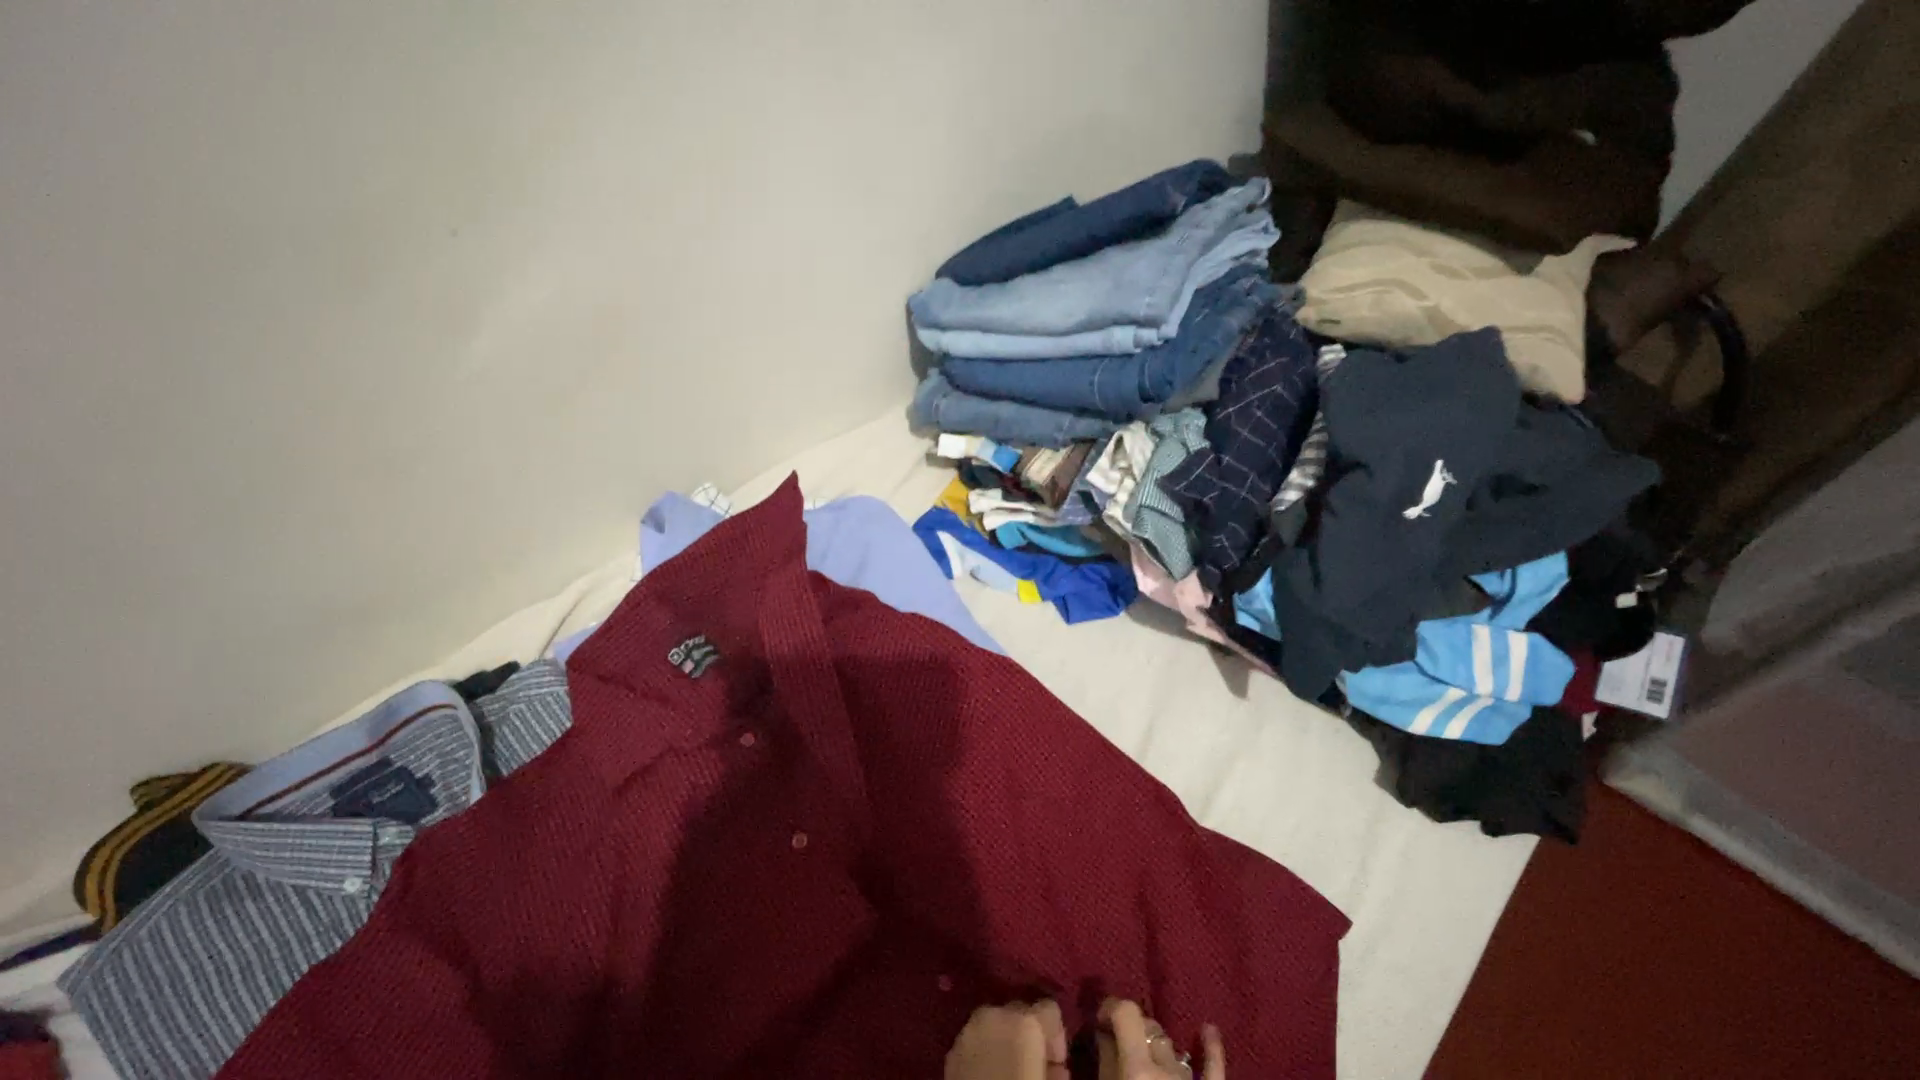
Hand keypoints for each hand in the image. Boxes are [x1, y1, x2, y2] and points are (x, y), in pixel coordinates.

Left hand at [944, 1000, 1068, 1079]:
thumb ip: (1057, 1072)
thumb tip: (1056, 1069)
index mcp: (1023, 1023)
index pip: (1049, 1008)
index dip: (1057, 1035)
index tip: (1057, 1062)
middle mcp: (993, 1016)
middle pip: (1020, 1011)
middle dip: (1031, 1034)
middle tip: (1037, 1067)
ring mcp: (967, 1031)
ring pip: (996, 1023)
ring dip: (1008, 1041)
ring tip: (1013, 1073)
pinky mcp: (951, 1052)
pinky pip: (976, 1039)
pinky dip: (987, 1050)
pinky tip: (991, 1077)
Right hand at [1097, 999, 1224, 1079]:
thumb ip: (1105, 1065)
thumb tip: (1102, 1034)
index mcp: (1137, 1069)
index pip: (1126, 1013)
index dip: (1110, 1008)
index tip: (1099, 1018)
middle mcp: (1165, 1068)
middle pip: (1149, 1027)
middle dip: (1132, 1028)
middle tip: (1115, 1040)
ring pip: (1172, 1045)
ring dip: (1156, 1044)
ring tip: (1143, 1049)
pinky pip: (1214, 1068)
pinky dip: (1211, 1048)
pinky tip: (1208, 1028)